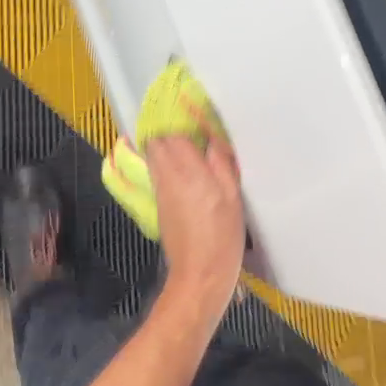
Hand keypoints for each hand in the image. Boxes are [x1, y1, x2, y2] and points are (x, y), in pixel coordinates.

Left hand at [146, 135, 243, 325]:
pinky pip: (157, 171)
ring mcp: (159, 190)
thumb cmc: (221, 236)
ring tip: (186, 141)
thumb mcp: (232, 195)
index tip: (189, 108)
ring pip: (153, 155)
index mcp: (186, 168)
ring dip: (164, 144)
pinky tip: (184, 166)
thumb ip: (220, 161)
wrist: (199, 277)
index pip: (169, 131)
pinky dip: (165, 161)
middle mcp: (166, 175)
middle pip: (155, 140)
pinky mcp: (159, 204)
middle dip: (165, 127)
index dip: (176, 116)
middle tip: (186, 123)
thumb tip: (212, 136)